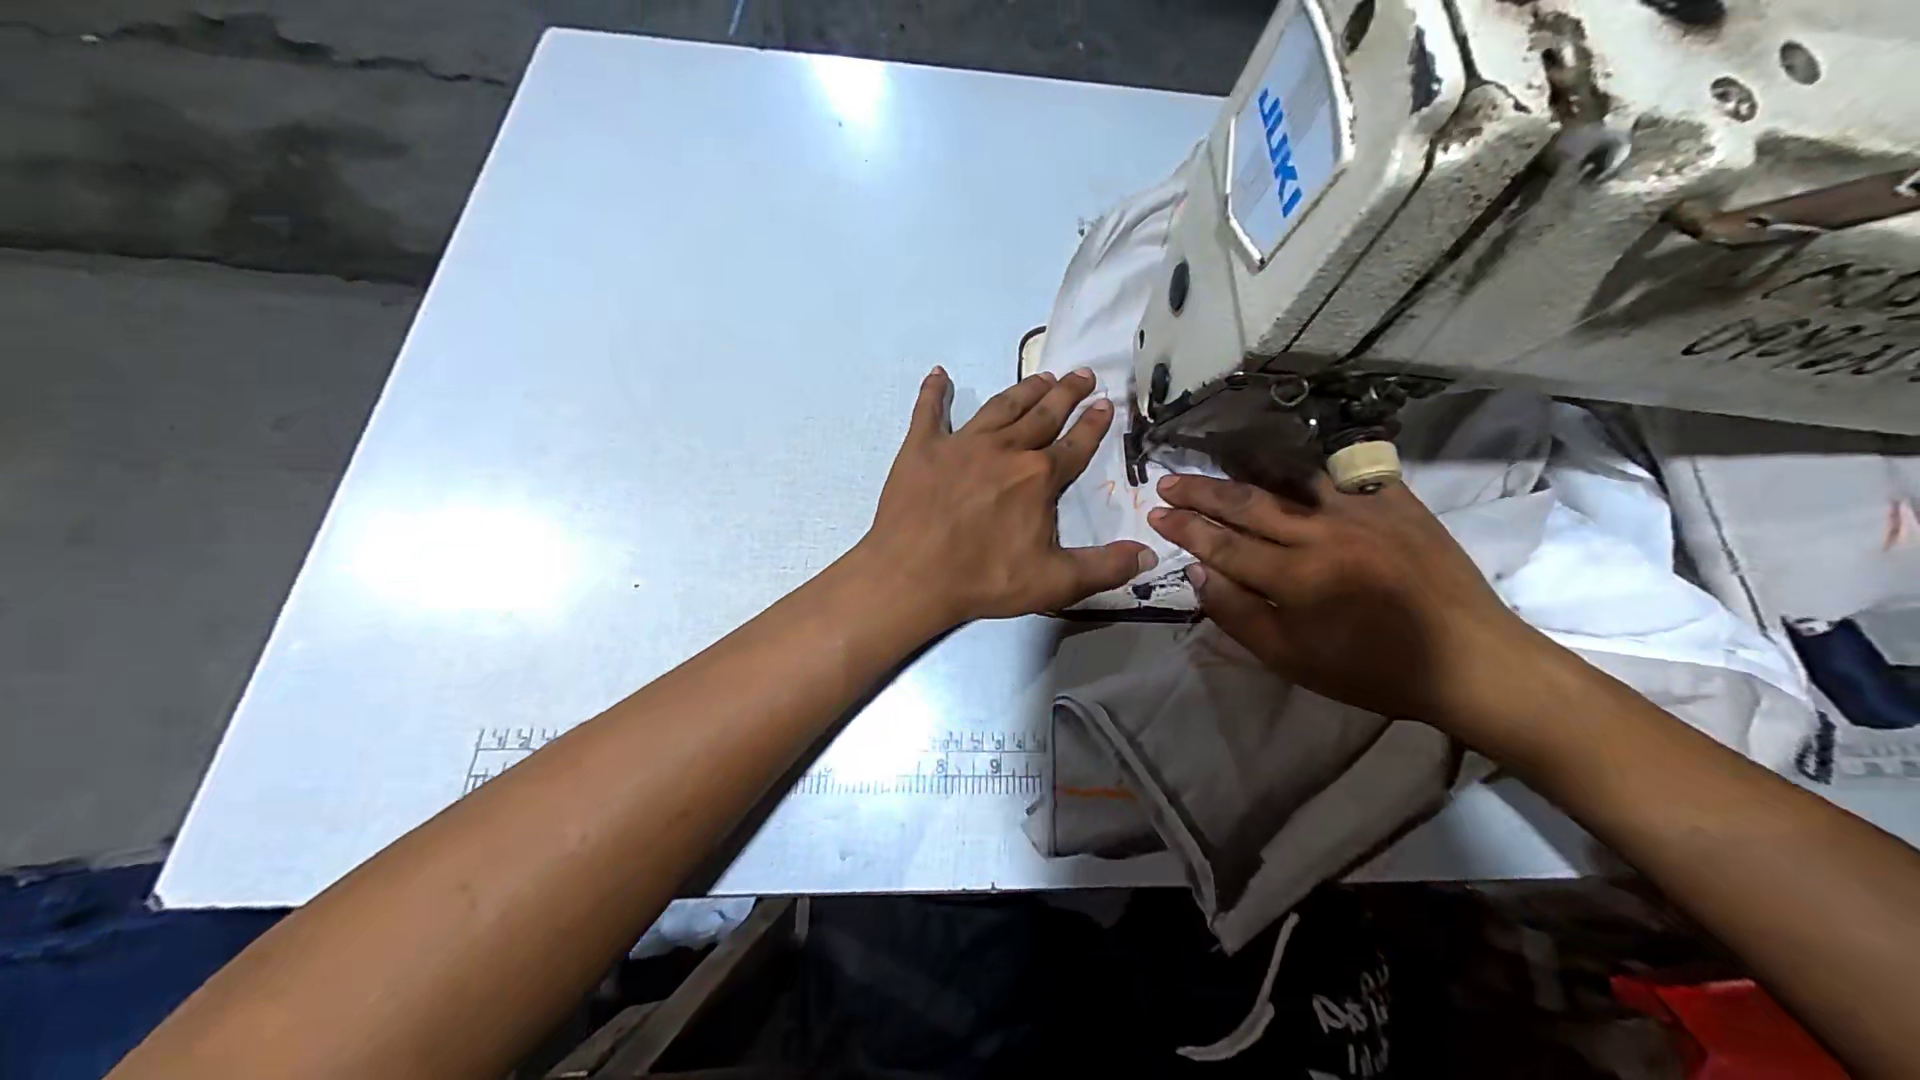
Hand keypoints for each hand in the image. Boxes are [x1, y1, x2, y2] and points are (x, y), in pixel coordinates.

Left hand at [858, 366, 1154, 625]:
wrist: (912, 577)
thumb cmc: (984, 580)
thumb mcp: (1054, 582)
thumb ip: (1104, 568)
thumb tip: (1148, 554)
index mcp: (1037, 477)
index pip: (1074, 445)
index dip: (1093, 425)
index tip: (1105, 404)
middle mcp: (1004, 449)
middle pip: (1042, 415)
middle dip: (1065, 394)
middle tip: (1081, 374)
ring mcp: (960, 444)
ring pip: (999, 406)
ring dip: (1023, 390)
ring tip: (1041, 376)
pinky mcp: (922, 448)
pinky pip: (928, 411)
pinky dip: (933, 392)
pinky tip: (939, 374)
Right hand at [1148, 473, 1553, 731]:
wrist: (1469, 661)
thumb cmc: (1371, 671)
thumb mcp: (1291, 659)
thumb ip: (1237, 613)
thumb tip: (1197, 571)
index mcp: (1297, 577)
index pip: (1224, 543)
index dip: (1185, 528)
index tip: (1156, 513)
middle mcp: (1324, 533)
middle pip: (1247, 503)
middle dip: (1201, 492)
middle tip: (1168, 481)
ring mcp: (1363, 511)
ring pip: (1291, 478)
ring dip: (1246, 469)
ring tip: (1215, 460)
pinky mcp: (1398, 502)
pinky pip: (1347, 473)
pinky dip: (1313, 465)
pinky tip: (1292, 460)